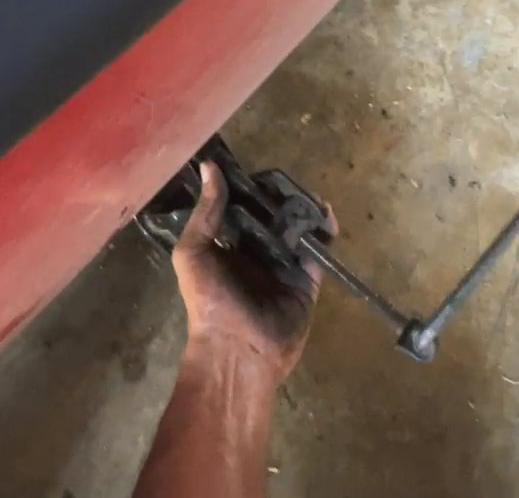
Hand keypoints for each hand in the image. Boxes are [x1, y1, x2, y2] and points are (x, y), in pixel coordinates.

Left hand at [171, 162, 325, 383]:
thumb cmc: (209, 300)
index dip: (251, 190)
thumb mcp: (193, 252)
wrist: (236, 351)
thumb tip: (208, 167)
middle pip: (273, 217)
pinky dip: (324, 231)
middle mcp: (257, 253)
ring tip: (308, 194)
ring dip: (304, 210)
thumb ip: (205, 212)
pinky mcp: (306, 281)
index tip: (259, 171)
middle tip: (289, 180)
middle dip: (281, 198)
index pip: (243, 209)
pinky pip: (317, 252)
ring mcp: (283, 266)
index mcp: (228, 245)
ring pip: (297, 230)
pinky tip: (325, 213)